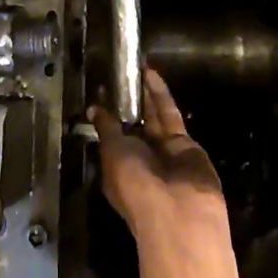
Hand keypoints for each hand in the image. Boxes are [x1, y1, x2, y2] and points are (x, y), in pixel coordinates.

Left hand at [91, 68, 226, 242]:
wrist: (179, 211)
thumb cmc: (135, 184)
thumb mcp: (113, 153)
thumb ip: (107, 128)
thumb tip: (93, 109)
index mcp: (116, 167)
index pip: (110, 136)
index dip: (107, 113)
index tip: (103, 88)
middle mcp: (139, 159)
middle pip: (133, 124)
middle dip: (128, 101)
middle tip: (122, 72)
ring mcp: (163, 152)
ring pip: (152, 116)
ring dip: (144, 93)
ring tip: (137, 65)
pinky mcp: (184, 143)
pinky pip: (169, 115)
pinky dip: (160, 95)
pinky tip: (151, 73)